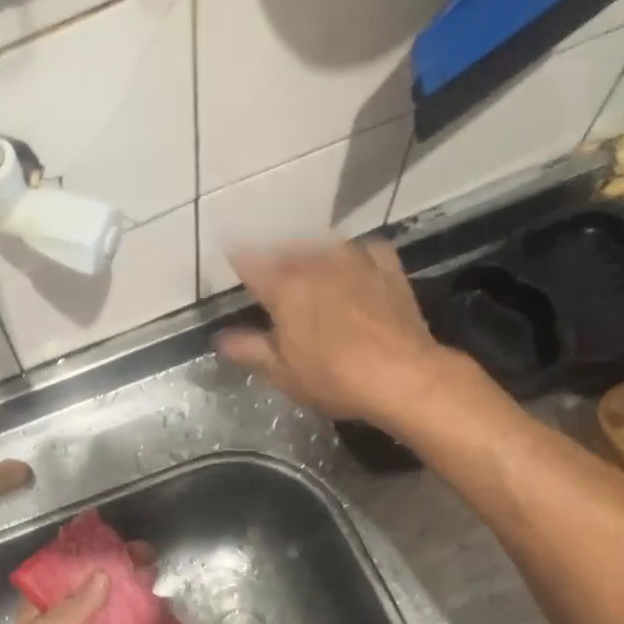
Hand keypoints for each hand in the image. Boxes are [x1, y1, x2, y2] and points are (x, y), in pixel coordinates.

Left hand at [0, 543, 157, 623]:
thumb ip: (78, 603)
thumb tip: (104, 573)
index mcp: (38, 607)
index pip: (61, 569)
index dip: (87, 553)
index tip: (117, 542)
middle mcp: (57, 621)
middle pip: (90, 589)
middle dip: (118, 574)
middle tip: (149, 561)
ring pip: (107, 614)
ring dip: (130, 600)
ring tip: (156, 586)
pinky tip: (157, 621)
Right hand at [214, 240, 459, 425]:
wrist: (402, 376)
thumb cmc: (334, 378)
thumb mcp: (282, 373)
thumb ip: (249, 350)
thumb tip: (220, 338)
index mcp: (285, 290)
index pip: (251, 263)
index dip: (237, 255)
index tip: (229, 249)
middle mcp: (317, 266)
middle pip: (287, 249)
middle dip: (273, 253)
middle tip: (265, 262)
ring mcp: (355, 263)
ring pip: (324, 245)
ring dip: (310, 249)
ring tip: (304, 258)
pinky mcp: (387, 269)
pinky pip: (366, 250)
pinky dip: (354, 254)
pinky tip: (353, 264)